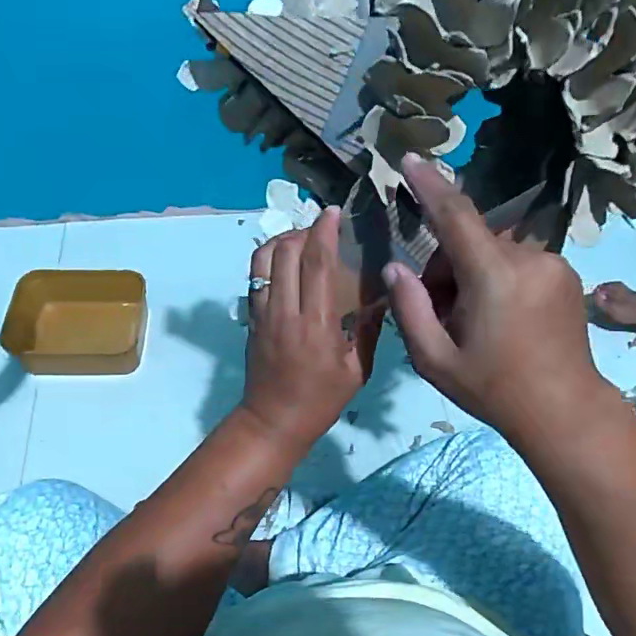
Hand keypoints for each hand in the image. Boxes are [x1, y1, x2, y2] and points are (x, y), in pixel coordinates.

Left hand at [238, 206, 372, 448]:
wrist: (274, 421)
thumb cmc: (320, 401)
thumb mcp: (357, 372)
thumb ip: (368, 332)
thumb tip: (384, 299)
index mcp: (316, 325)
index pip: (316, 265)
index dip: (324, 232)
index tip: (333, 213)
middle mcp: (285, 312)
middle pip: (286, 252)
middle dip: (303, 230)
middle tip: (322, 226)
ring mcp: (263, 313)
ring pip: (263, 260)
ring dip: (281, 240)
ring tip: (301, 239)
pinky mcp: (251, 319)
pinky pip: (255, 277)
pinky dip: (269, 259)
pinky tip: (285, 261)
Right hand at [384, 154, 607, 439]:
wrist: (563, 410)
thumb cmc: (494, 390)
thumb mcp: (435, 360)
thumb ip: (410, 309)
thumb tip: (395, 268)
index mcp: (493, 276)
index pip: (456, 215)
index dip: (429, 185)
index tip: (409, 159)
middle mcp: (528, 258)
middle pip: (470, 241)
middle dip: (447, 268)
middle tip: (442, 314)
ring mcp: (553, 264)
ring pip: (493, 252)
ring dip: (473, 275)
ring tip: (473, 322)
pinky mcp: (566, 274)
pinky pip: (517, 262)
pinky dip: (498, 278)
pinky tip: (500, 318)